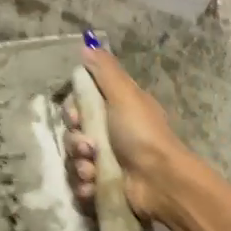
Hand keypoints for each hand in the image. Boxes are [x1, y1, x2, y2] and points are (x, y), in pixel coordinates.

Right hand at [64, 49, 186, 223]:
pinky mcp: (102, 186)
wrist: (158, 180)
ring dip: (79, 165)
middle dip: (75, 142)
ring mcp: (105, 162)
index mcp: (114, 110)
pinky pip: (79, 183)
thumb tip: (87, 44)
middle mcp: (108, 134)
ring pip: (74, 160)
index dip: (72, 112)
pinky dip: (85, 185)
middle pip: (72, 134)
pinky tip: (94, 186)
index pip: (78, 106)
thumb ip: (105, 71)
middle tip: (89, 148)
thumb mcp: (125, 95)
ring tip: (93, 171)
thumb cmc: (142, 134)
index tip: (76, 117)